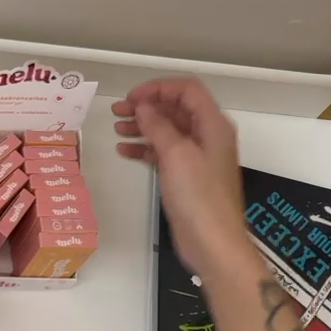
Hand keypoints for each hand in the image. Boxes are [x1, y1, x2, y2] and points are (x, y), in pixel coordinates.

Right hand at [113, 78, 253, 278]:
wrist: (212, 242)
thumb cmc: (200, 197)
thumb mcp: (176, 154)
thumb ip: (158, 126)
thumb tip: (144, 107)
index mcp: (213, 125)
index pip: (187, 90)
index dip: (158, 88)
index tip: (132, 97)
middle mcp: (207, 136)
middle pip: (175, 109)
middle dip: (147, 106)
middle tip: (118, 110)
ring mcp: (197, 157)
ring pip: (167, 130)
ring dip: (142, 126)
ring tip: (117, 128)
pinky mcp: (186, 176)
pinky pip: (163, 152)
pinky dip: (144, 148)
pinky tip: (125, 151)